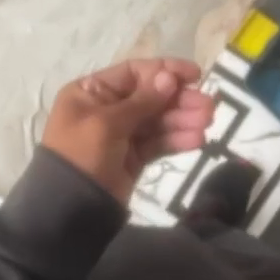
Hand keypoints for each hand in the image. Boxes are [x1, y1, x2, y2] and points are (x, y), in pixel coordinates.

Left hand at [42, 58, 215, 201]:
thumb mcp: (107, 123)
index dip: (165, 71)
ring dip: (183, 119)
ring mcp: (120, 134)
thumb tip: (169, 77)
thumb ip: (142, 100)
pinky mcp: (132, 158)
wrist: (71, 208)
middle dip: (179, 99)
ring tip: (207, 123)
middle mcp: (106, 109)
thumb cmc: (81, 155)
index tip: (196, 75)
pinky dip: (177, 140)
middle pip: (150, 96)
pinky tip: (197, 140)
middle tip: (208, 107)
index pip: (134, 73)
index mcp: (91, 92)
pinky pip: (158, 143)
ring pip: (157, 120)